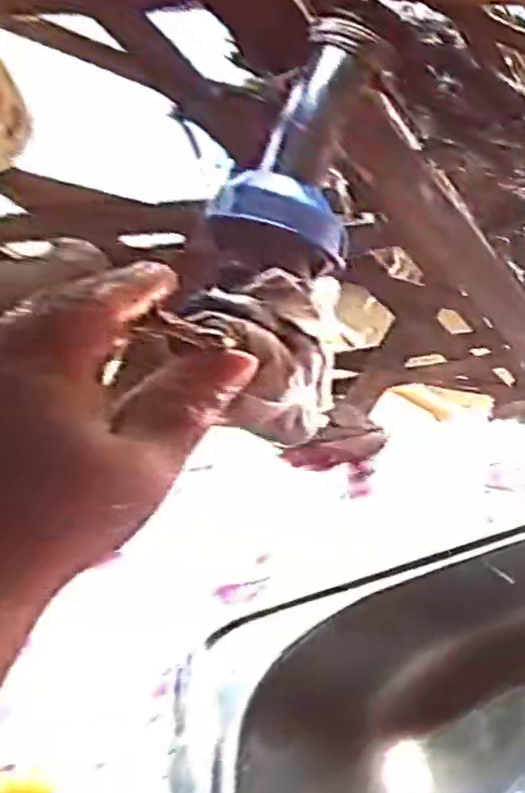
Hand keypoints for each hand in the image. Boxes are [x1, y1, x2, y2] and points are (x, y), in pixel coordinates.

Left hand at [0, 263, 255, 596]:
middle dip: (75, 284)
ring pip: (6, 324)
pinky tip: (47, 355)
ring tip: (80, 310)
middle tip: (113, 277)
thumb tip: (234, 359)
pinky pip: (2, 353)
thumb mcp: (148, 460)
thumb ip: (187, 402)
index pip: (94, 305)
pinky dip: (27, 342)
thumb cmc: (68, 516)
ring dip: (44, 308)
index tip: (166, 276)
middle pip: (27, 298)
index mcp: (39, 364)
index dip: (135, 287)